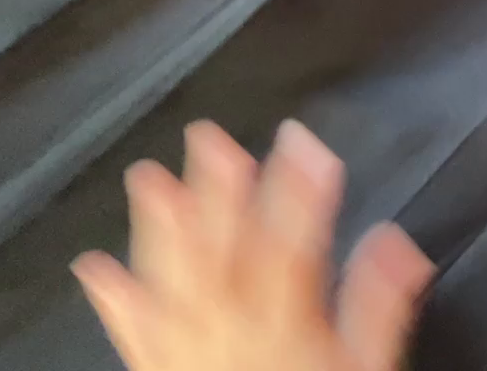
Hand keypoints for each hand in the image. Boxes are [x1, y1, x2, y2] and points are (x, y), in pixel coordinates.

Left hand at [72, 120, 435, 370]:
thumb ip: (379, 302)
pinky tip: (93, 266)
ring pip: (170, 281)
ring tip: (148, 178)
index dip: (297, 188)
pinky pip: (131, 335)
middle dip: (215, 191)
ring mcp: (186, 353)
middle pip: (220, 253)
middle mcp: (228, 333)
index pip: (292, 244)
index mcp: (286, 324)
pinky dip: (111, 298)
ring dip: (158, 227)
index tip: (298, 139)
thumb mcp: (367, 365)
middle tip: (206, 138)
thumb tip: (393, 238)